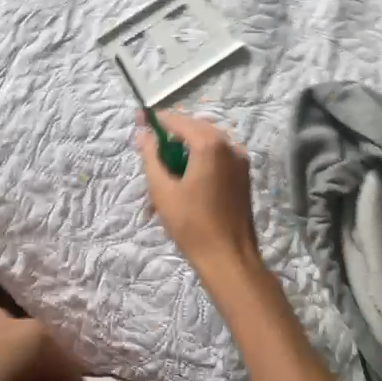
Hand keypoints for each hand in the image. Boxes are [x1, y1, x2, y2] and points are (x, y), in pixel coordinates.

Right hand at [135, 111, 260, 276]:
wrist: (230, 260)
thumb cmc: (192, 224)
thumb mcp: (162, 189)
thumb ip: (150, 156)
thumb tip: (143, 134)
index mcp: (209, 145)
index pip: (177, 121)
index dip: (155, 120)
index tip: (137, 120)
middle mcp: (229, 146)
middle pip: (193, 129)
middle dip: (170, 136)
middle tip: (149, 149)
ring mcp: (240, 161)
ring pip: (206, 143)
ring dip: (184, 150)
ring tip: (165, 171)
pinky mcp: (243, 176)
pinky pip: (217, 157)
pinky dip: (199, 160)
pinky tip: (185, 180)